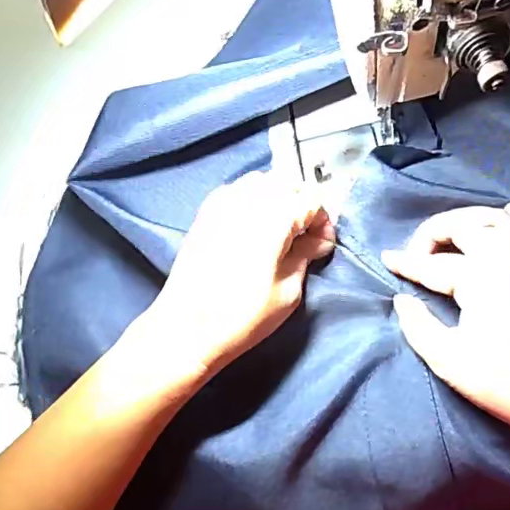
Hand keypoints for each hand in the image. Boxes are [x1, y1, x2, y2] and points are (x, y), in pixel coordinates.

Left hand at [140, 170, 336, 380]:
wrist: (186, 328)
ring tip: (280, 231)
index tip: (322, 245)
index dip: (323, 222)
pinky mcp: (205, 211)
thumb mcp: (288, 291)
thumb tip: (318, 240)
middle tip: (305, 238)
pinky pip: (237, 190)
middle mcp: (248, 198)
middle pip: (288, 183)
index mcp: (275, 216)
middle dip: (302, 205)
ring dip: (278, 198)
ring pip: (262, 181)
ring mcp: (222, 201)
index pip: (313, 200)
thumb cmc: (242, 316)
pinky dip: (252, 200)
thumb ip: (306, 254)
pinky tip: (253, 227)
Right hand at [381, 203, 509, 466]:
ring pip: (496, 219)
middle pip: (464, 226)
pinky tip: (505, 213)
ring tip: (448, 236)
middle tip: (416, 254)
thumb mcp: (448, 359)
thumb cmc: (507, 382)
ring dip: (467, 220)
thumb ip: (418, 325)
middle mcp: (508, 257)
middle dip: (433, 234)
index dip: (406, 264)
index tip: (386, 260)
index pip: (433, 264)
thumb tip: (403, 301)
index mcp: (482, 275)